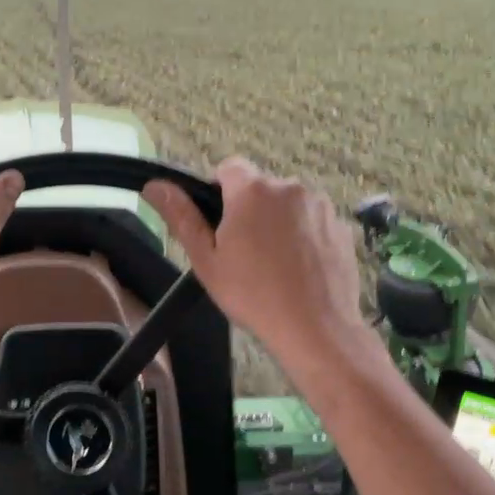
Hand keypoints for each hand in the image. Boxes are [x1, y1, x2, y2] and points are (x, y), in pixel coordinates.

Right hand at [142, 157, 366, 365]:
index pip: (229, 167)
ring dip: (277, 222)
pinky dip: (302, 236)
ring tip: (273, 264)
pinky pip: (312, 221)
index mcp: (252, 191)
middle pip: (260, 187)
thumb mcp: (206, 260)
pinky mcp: (341, 226)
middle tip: (242, 253)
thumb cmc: (252, 295)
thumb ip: (181, 216)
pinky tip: (298, 269)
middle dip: (249, 210)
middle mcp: (290, 186)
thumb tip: (154, 185)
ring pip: (287, 204)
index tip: (218, 225)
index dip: (218, 192)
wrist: (315, 327)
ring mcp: (320, 205)